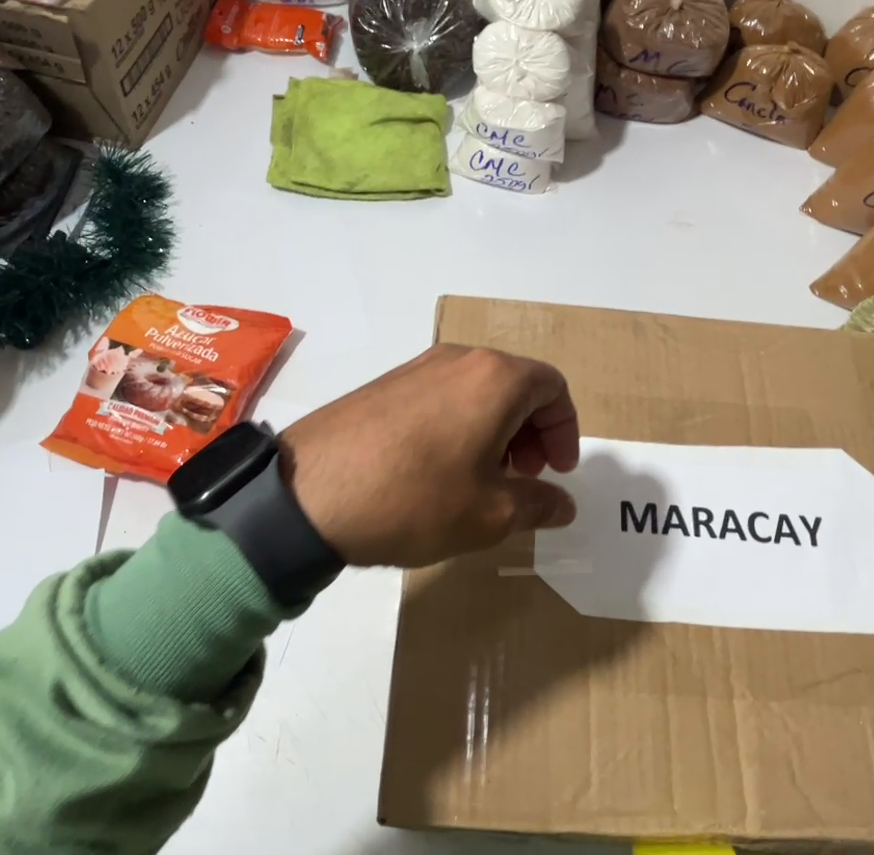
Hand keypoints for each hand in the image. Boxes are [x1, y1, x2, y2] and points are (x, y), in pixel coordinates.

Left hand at [277, 345, 580, 567]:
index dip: (565, 430)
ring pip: (477, 389)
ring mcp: (416, 367)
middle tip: (524, 477)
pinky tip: (438, 470)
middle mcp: (458, 359)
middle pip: (516, 384)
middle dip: (532, 431)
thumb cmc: (415, 499)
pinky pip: (441, 395)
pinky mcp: (384, 384)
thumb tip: (563, 504)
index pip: (553, 387)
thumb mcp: (489, 514)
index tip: (557, 472)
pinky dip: (459, 424)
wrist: (308, 493)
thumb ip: (537, 503)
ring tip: (481, 478)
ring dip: (495, 429)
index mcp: (495, 378)